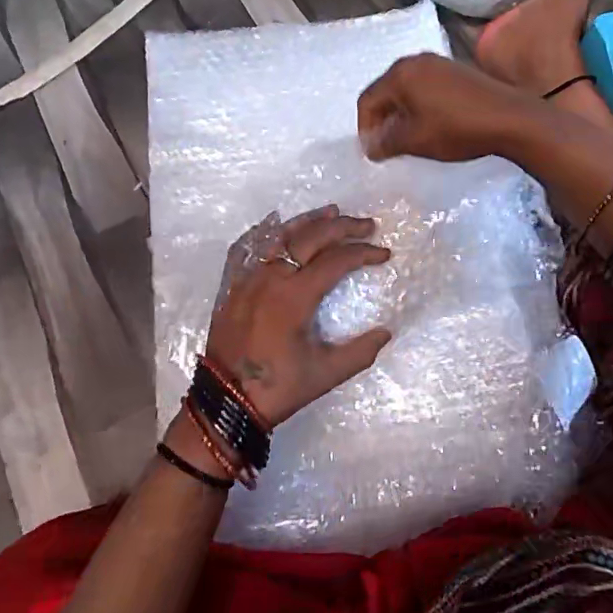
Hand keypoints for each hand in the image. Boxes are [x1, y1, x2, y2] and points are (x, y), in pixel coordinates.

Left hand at [203, 205, 393, 424]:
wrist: (225, 400)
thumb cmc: (278, 387)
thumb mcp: (326, 374)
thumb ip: (360, 352)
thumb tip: (386, 332)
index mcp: (294, 297)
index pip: (336, 261)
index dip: (363, 253)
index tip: (384, 255)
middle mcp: (270, 278)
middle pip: (310, 238)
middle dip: (342, 227)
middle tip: (367, 225)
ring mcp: (248, 278)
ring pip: (279, 236)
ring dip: (308, 221)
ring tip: (331, 212)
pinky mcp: (233, 286)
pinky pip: (249, 247)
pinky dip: (266, 232)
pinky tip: (277, 224)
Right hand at [356, 53, 535, 162]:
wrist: (510, 118)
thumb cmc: (456, 129)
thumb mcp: (415, 141)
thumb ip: (385, 143)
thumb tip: (371, 147)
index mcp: (400, 74)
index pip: (367, 100)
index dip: (364, 128)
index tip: (372, 151)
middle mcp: (415, 60)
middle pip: (385, 91)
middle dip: (381, 119)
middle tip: (385, 146)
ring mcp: (438, 63)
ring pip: (405, 89)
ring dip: (400, 114)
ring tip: (406, 138)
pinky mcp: (455, 70)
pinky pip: (424, 87)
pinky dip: (418, 106)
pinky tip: (428, 125)